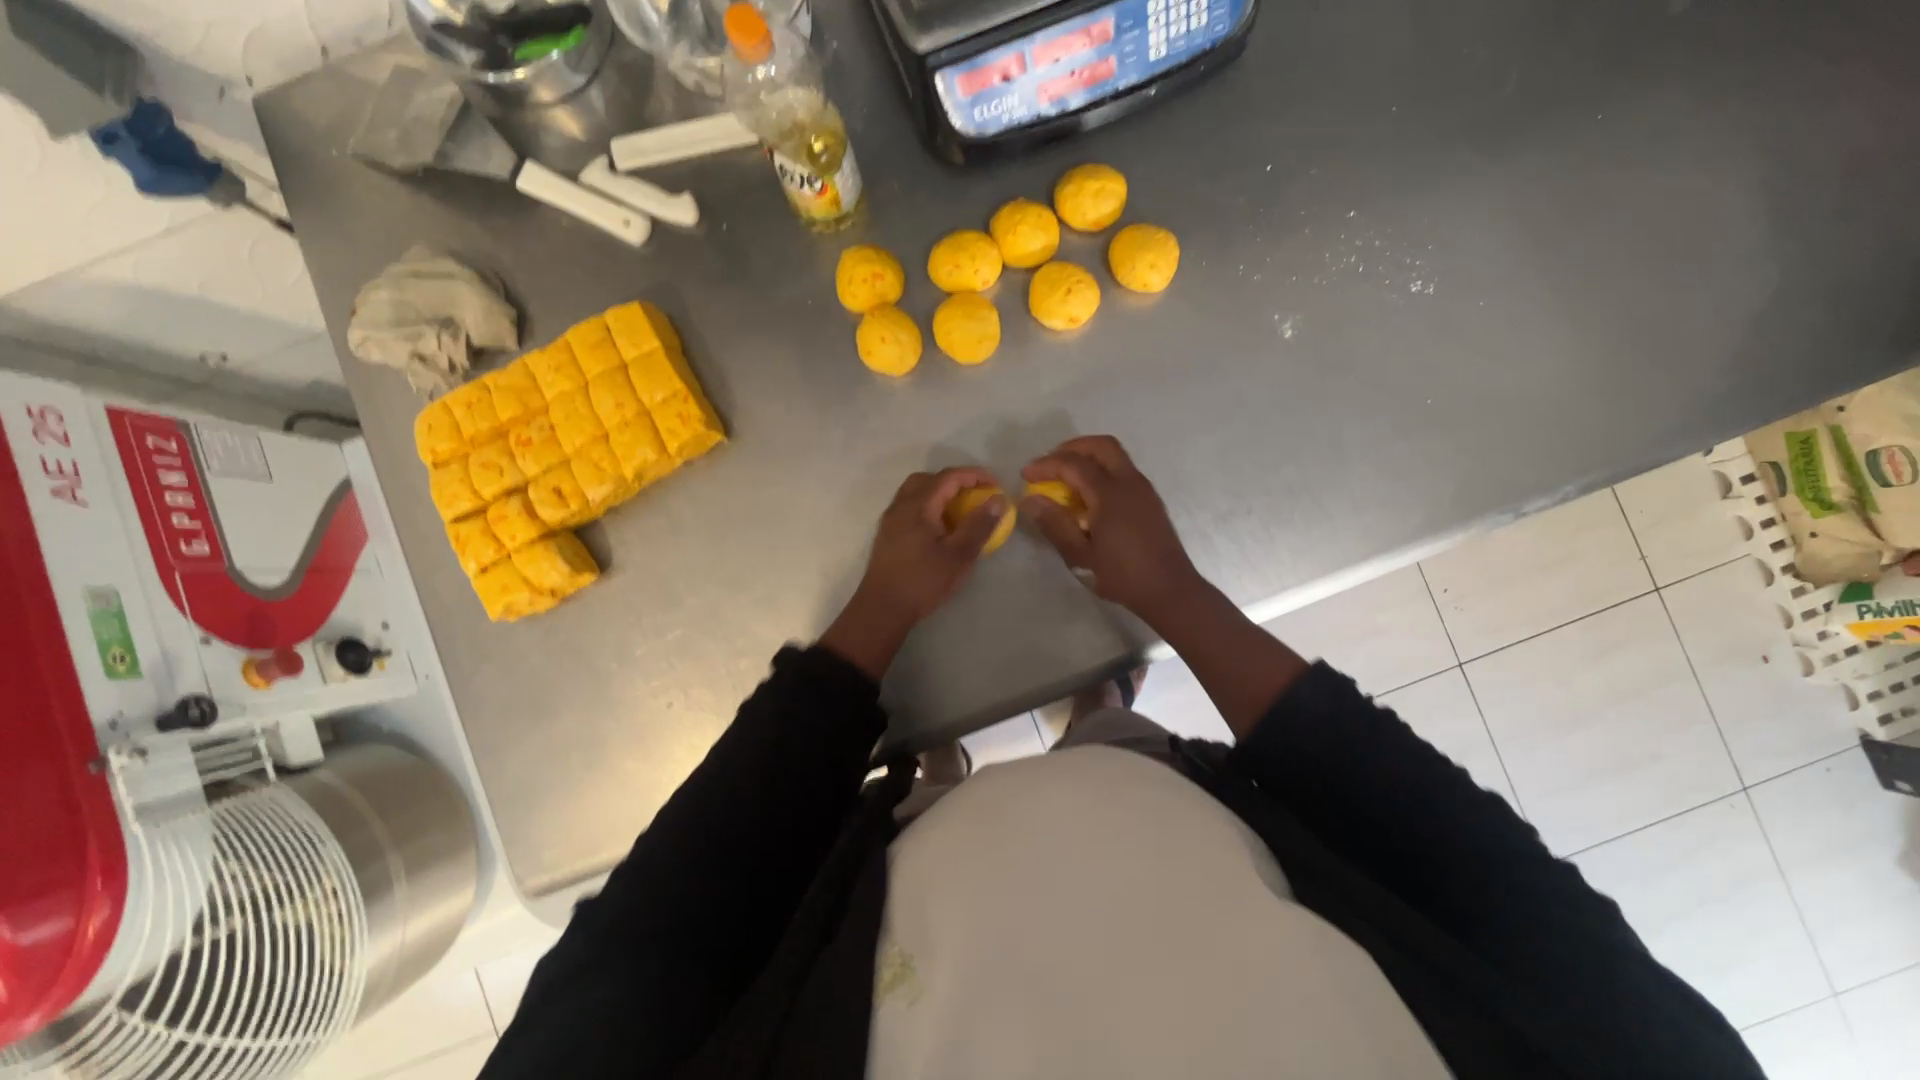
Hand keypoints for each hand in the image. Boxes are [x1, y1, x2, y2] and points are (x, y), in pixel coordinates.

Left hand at [819, 466, 1008, 678]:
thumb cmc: (923, 581)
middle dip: (955, 481)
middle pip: (928, 479)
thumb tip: (998, 499)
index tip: (996, 484)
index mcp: (918, 506)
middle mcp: (900, 506)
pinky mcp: (887, 534)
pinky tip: (940, 529)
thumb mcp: (959, 555)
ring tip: (960, 512)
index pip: (948, 477)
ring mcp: (890, 520)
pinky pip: (909, 507)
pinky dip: (928, 506)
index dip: (974, 475)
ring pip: (916, 492)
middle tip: (976, 495)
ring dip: (940, 494)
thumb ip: (979, 525)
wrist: (882, 608)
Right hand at [1021, 435, 1201, 623]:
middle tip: (1049, 463)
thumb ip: (1055, 524)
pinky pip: (1123, 470)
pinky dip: (1102, 469)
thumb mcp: (1080, 555)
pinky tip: (1089, 495)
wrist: (1169, 590)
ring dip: (1088, 457)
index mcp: (1110, 493)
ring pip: (1115, 455)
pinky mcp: (1150, 500)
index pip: (1073, 464)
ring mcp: (1144, 489)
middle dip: (1072, 448)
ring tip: (1066, 477)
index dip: (1046, 465)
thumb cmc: (1122, 576)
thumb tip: (1030, 500)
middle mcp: (1130, 482)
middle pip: (1101, 446)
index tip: (1026, 475)